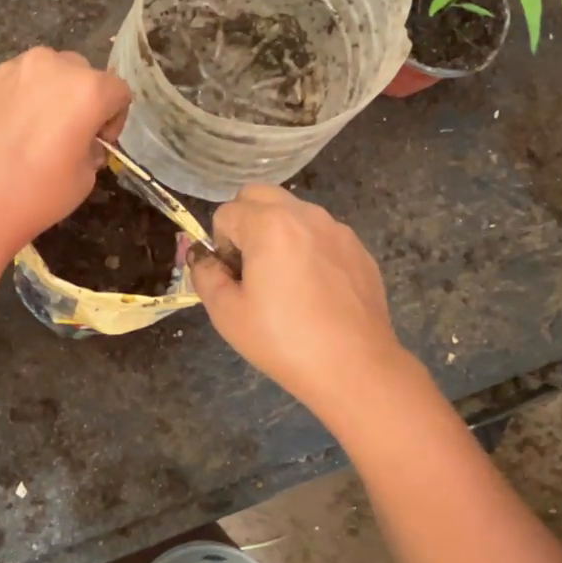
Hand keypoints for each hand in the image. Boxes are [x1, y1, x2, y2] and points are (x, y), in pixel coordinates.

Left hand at [0, 47, 130, 259]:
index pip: (118, 91)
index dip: (115, 118)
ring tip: (35, 129)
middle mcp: (51, 66)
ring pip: (45, 71)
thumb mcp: (86, 178)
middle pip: (82, 73)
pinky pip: (14, 82)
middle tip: (69, 134)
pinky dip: (20, 98)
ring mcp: (12, 69)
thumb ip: (92, 146)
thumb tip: (83, 140)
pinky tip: (7, 131)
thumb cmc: (37, 195)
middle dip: (82, 99)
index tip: (100, 141)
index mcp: (86, 89)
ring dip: (50, 93)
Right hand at [190, 186, 411, 410]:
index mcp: (269, 224)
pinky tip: (314, 291)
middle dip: (245, 222)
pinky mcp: (358, 249)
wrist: (354, 366)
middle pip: (259, 195)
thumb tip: (202, 257)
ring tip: (284, 281)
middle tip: (250, 266)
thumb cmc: (282, 339)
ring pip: (292, 212)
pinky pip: (320, 234)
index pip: (226, 213)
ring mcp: (337, 230)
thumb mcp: (226, 312)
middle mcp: (305, 215)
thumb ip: (204, 274)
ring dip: (277, 232)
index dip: (220, 245)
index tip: (233, 278)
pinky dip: (307, 248)